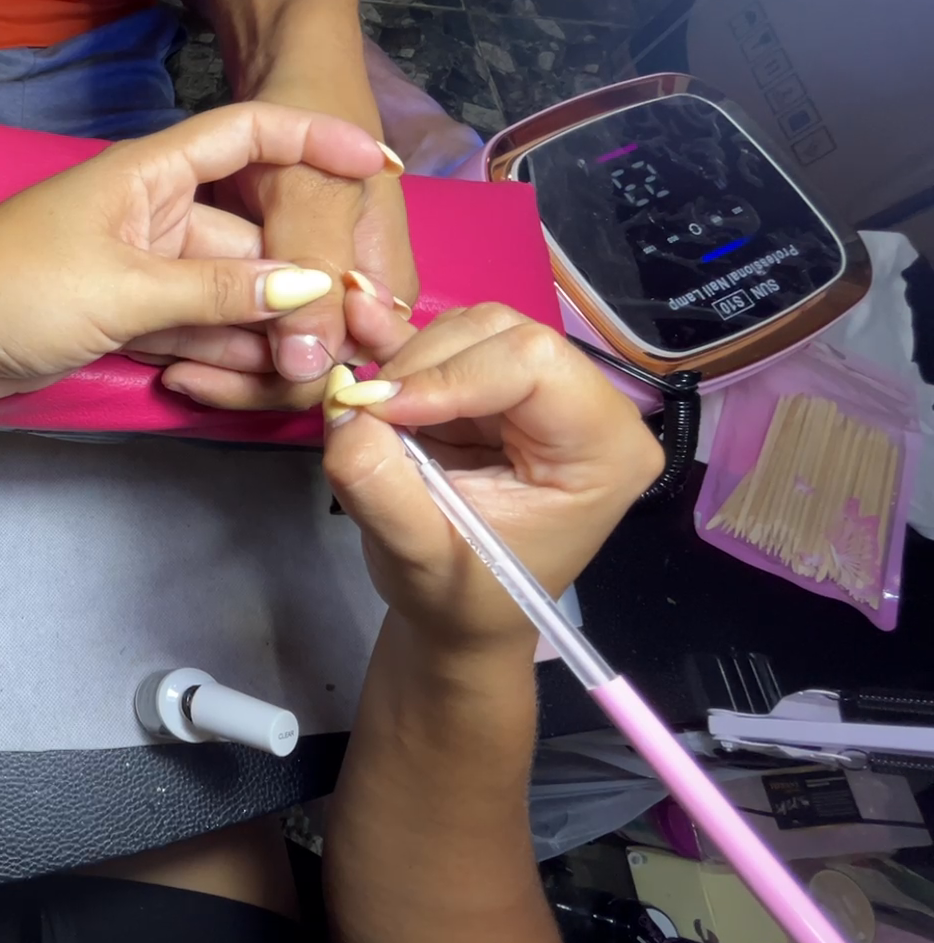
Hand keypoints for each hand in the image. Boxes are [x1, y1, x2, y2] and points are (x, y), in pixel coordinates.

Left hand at [0, 102, 391, 410]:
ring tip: (303, 371)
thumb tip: (308, 287)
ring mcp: (137, 270)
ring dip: (256, 331)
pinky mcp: (122, 317)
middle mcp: (149, 215)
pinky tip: (249, 378)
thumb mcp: (122, 286)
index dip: (311, 142)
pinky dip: (211, 351)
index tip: (376, 164)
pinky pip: (183, 326)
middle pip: (242, 240)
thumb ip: (216, 288)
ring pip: (218, 294)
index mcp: (146, 176)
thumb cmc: (17, 290)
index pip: (243, 136)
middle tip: (345, 336)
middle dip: (289, 287)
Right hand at [319, 295, 662, 652]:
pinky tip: (364, 342)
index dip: (445, 376)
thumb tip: (345, 407)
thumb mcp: (414, 553)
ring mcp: (535, 394)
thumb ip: (377, 483)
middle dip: (417, 366)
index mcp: (599, 450)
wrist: (460, 611)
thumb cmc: (459, 596)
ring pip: (465, 331)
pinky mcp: (491, 391)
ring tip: (374, 417)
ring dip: (404, 364)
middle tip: (366, 416)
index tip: (376, 413)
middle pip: (497, 333)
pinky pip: (442, 343)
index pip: (532, 362)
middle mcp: (582, 407)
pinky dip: (396, 346)